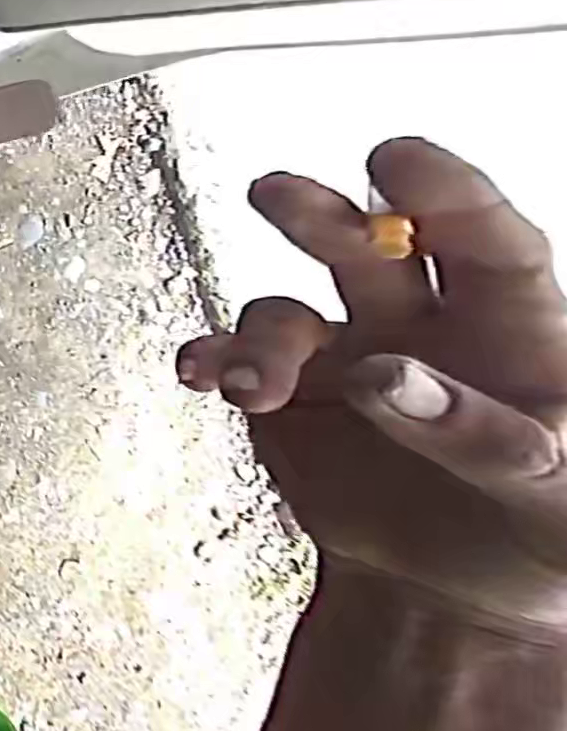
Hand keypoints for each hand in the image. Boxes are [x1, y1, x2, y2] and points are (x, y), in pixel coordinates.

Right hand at [178, 138, 566, 634]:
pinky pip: (224, 358)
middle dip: (315, 216)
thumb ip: (482, 437)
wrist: (446, 577)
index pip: (488, 249)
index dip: (445, 195)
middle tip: (270, 190)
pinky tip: (200, 378)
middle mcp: (415, 331)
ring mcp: (335, 358)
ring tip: (250, 391)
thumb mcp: (555, 503)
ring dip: (255, 344)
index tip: (392, 153)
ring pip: (277, 315)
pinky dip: (207, 360)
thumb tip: (383, 375)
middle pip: (361, 252)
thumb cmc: (535, 536)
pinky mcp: (276, 391)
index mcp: (513, 338)